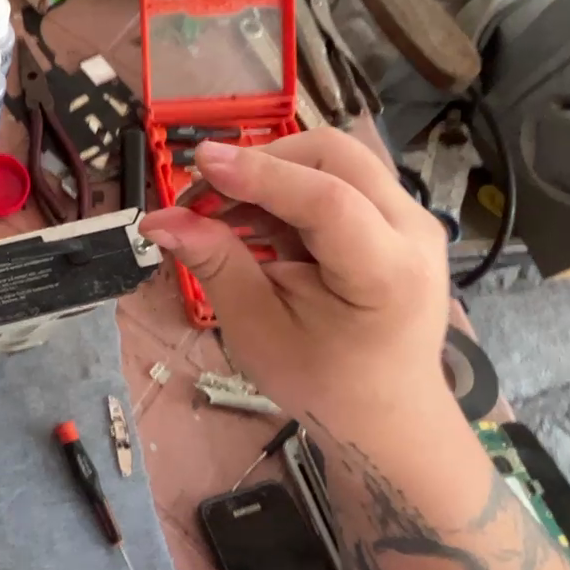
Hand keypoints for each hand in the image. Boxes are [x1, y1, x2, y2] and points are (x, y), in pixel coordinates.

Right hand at [138, 129, 453, 444]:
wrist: (387, 413)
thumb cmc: (322, 381)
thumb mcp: (256, 327)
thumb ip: (214, 262)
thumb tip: (157, 220)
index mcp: (387, 274)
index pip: (327, 200)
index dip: (260, 174)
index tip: (200, 162)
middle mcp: (412, 232)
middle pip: (333, 155)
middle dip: (261, 162)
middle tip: (205, 196)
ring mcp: (407, 218)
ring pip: (329, 158)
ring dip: (266, 173)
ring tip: (220, 214)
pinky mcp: (392, 215)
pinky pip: (331, 176)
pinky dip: (280, 188)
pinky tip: (248, 222)